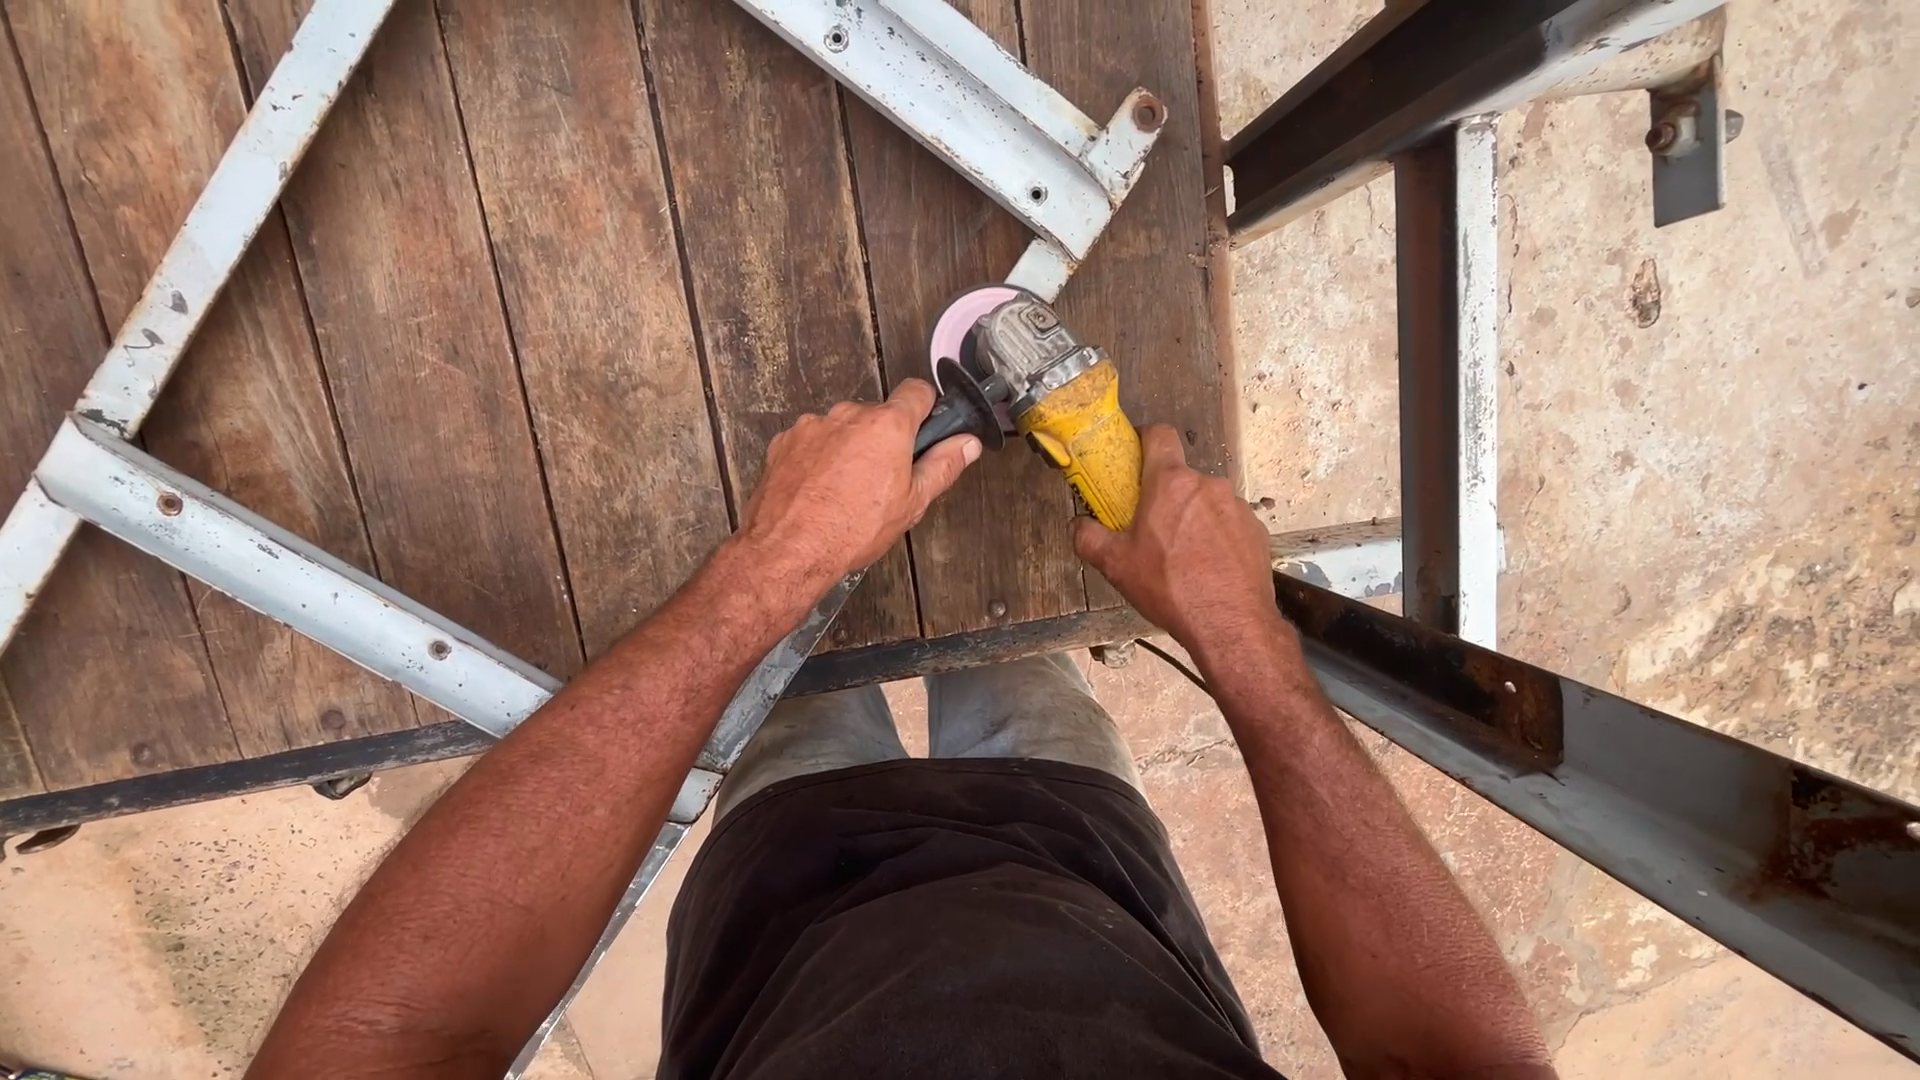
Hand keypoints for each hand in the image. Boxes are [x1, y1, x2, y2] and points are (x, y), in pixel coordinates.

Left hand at [736, 379, 980, 587]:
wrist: (790, 549)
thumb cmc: (850, 529)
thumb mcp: (912, 503)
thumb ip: (943, 466)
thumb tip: (966, 444)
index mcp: (887, 426)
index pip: (917, 391)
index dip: (926, 408)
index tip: (925, 426)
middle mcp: (849, 415)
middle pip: (877, 414)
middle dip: (884, 439)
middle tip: (885, 478)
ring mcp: (813, 426)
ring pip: (843, 429)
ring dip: (849, 449)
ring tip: (847, 490)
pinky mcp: (786, 441)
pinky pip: (813, 441)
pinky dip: (819, 458)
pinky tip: (821, 490)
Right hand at [1074, 425, 1282, 651]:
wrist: (1230, 624)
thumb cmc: (1170, 588)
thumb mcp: (1115, 566)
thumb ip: (1088, 538)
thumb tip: (1078, 526)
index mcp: (1170, 484)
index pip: (1159, 435)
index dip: (1145, 440)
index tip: (1135, 459)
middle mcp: (1207, 485)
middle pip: (1180, 478)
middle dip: (1165, 497)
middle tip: (1151, 530)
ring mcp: (1237, 507)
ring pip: (1206, 502)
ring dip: (1192, 519)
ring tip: (1183, 557)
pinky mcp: (1257, 531)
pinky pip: (1229, 524)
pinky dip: (1217, 538)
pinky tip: (1209, 568)